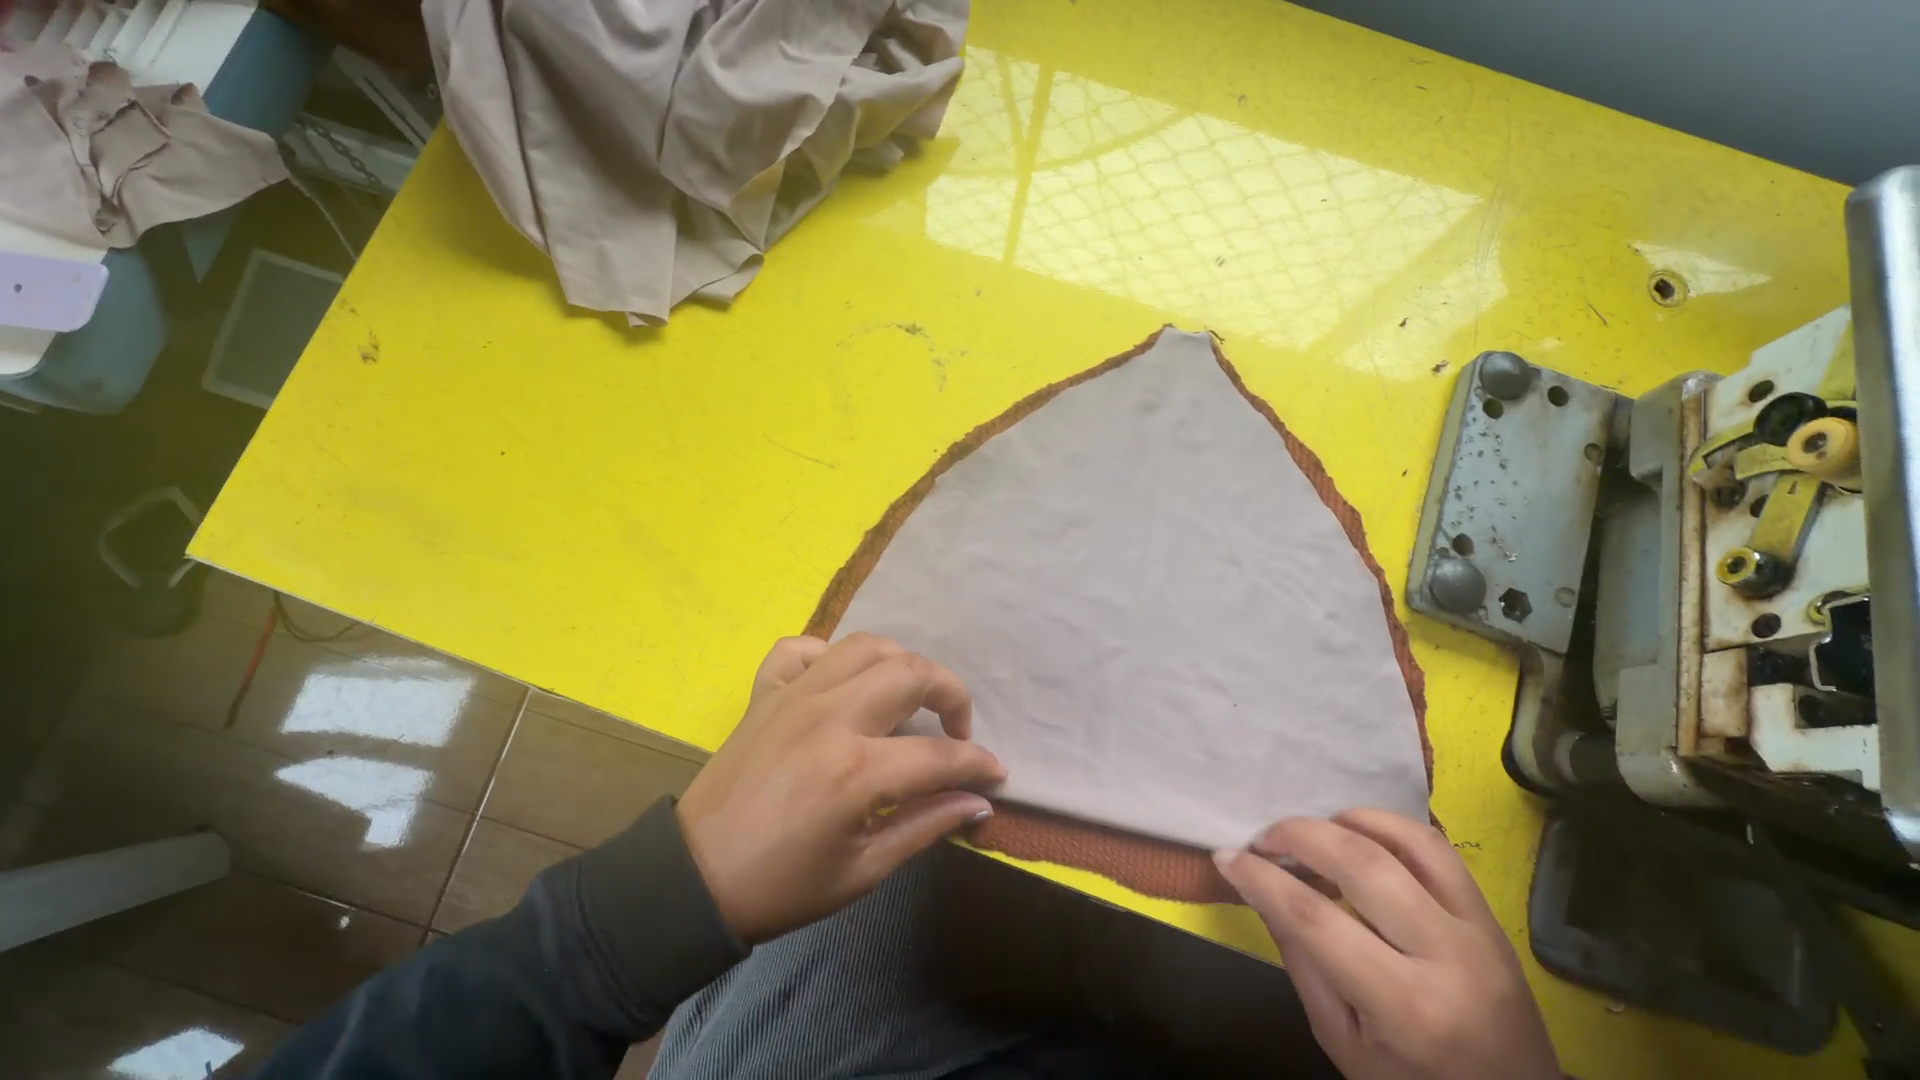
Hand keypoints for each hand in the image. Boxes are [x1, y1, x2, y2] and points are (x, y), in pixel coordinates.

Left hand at [676, 634, 1006, 943]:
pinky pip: (800, 649)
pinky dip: (828, 656)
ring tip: (908, 700)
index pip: (939, 753)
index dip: (977, 763)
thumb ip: (926, 826)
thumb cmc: (783, 887)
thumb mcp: (863, 871)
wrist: (694, 880)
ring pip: (864, 646)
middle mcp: (829, 717)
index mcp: (855, 770)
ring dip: (899, 665)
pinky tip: (840, 685)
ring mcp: (792, 697)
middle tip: (956, 729)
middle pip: (910, 673)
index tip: (994, 774)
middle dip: (950, 694)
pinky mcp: (763, 694)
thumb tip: (978, 802)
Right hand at [1214, 809, 1558, 1079]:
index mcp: (1404, 1005)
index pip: (1315, 919)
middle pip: (1361, 864)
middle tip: (1263, 839)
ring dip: (1346, 822)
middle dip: (1298, 836)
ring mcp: (1478, 931)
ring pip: (1407, 841)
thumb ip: (1302, 962)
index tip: (1226, 857)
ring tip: (1311, 833)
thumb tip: (1261, 891)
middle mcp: (1447, 957)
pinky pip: (1439, 850)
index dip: (1261, 880)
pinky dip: (1390, 828)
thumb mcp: (1342, 1042)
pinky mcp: (1491, 917)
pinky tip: (1357, 834)